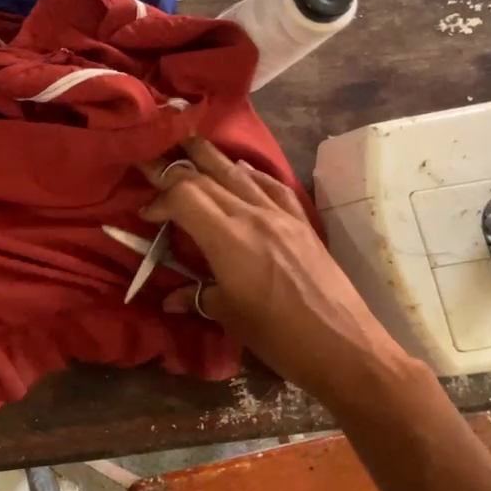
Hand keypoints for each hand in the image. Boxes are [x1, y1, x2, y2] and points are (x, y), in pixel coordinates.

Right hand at [141, 136, 405, 403]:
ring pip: (238, 173)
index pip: (184, 197)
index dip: (159, 198)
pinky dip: (250, 173)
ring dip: (209, 156)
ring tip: (187, 141)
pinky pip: (272, 187)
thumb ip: (195, 297)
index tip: (144, 214)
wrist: (346, 349)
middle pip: (206, 178)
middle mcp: (253, 217)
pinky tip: (240, 168)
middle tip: (149, 160)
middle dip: (173, 169)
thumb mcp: (228, 316)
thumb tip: (169, 298)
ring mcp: (282, 217)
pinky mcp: (303, 224)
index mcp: (228, 240)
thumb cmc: (279, 337)